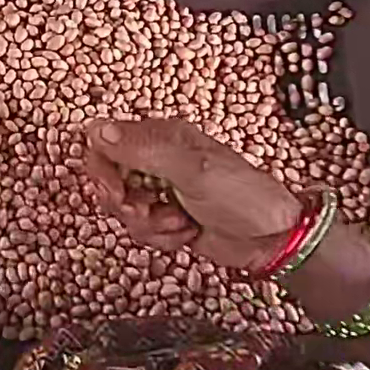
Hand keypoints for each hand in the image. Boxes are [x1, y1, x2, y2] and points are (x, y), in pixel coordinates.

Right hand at [81, 119, 303, 271]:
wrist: (272, 239)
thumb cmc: (242, 196)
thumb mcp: (192, 169)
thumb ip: (144, 149)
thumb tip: (97, 130)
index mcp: (161, 137)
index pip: (105, 141)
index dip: (101, 168)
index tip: (115, 190)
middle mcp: (155, 161)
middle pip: (107, 178)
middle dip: (124, 202)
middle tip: (146, 209)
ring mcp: (159, 190)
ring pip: (122, 209)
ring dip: (148, 223)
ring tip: (178, 220)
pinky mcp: (164, 218)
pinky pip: (140, 230)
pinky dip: (160, 237)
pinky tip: (186, 232)